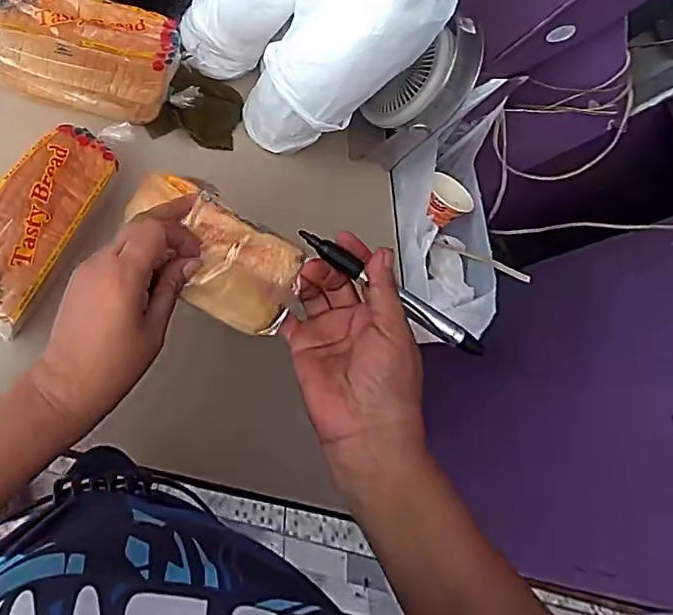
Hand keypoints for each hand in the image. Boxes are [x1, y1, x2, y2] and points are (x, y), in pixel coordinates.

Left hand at [25, 195, 201, 435]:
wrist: (65, 385)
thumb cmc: (113, 366)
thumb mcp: (153, 329)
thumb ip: (170, 289)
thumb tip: (188, 263)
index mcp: (123, 274)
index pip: (154, 229)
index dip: (179, 234)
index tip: (196, 253)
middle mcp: (102, 262)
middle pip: (138, 223)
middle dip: (167, 217)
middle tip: (192, 210)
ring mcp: (87, 267)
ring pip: (125, 236)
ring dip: (151, 237)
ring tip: (175, 252)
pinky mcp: (80, 276)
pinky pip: (112, 253)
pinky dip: (134, 252)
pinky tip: (148, 271)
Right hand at [282, 232, 427, 483]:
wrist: (365, 433)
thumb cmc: (390, 392)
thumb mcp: (393, 330)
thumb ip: (383, 290)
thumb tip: (382, 256)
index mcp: (379, 318)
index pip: (366, 277)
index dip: (355, 255)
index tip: (343, 239)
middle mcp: (353, 323)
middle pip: (336, 282)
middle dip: (326, 265)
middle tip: (317, 259)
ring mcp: (328, 334)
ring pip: (313, 295)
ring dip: (307, 280)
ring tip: (302, 274)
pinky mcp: (305, 347)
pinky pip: (290, 320)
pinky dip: (282, 305)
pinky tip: (279, 292)